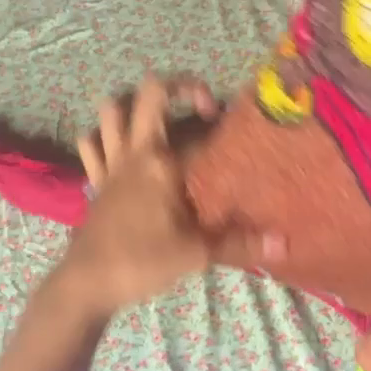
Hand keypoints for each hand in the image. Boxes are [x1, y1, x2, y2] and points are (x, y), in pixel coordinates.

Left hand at [53, 76, 279, 318]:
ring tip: (161, 122)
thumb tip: (284, 244)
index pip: (195, 126)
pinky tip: (122, 150)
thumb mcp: (196, 254)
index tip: (234, 124)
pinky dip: (105, 137)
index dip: (218, 117)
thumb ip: (240, 245)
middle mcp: (133, 152)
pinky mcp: (95, 182)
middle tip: (201, 108)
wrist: (85, 283)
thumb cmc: (141, 261)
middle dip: (177, 87)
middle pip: (147, 94)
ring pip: (112, 110)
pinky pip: (92, 143)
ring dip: (134, 106)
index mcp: (160, 162)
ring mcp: (109, 164)